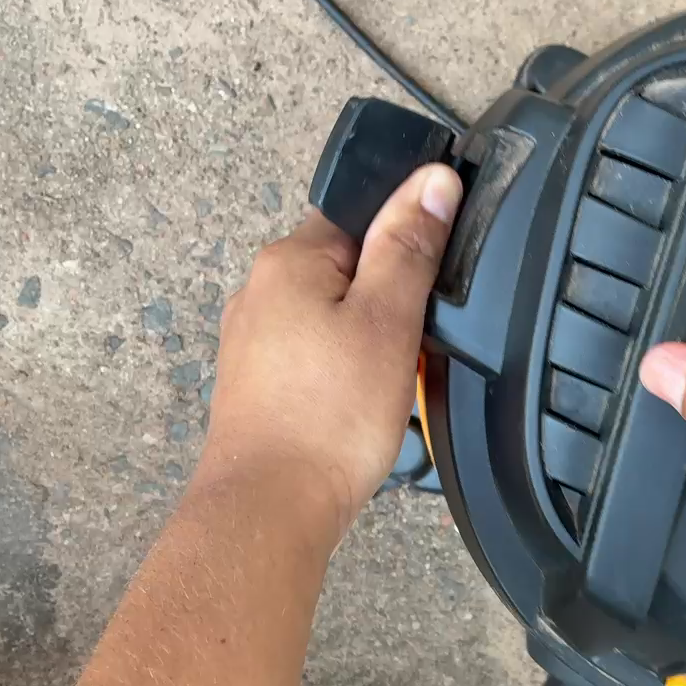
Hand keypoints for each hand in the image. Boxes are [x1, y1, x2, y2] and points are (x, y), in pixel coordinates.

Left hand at [191, 163, 462, 540]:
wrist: (275, 504)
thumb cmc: (331, 415)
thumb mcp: (388, 320)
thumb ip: (409, 247)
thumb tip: (432, 180)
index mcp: (290, 260)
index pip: (358, 217)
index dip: (402, 248)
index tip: (426, 292)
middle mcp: (259, 290)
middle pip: (344, 270)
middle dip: (386, 302)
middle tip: (412, 348)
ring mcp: (252, 339)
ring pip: (331, 317)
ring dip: (367, 340)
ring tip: (387, 384)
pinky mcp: (257, 382)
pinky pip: (314, 356)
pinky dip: (342, 371)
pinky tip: (356, 405)